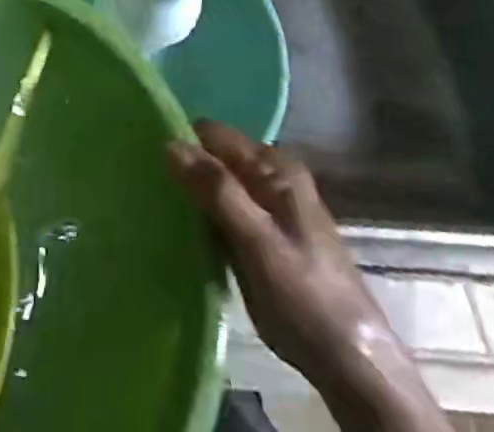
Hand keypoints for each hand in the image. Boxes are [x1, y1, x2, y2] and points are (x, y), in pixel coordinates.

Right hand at [168, 122, 450, 431]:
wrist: (348, 360)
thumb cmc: (303, 295)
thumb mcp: (256, 239)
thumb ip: (216, 189)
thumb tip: (170, 143)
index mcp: (275, 167)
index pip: (214, 134)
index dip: (181, 143)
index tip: (146, 162)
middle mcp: (272, 177)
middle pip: (214, 158)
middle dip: (183, 169)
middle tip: (145, 189)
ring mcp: (268, 207)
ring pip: (216, 186)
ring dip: (190, 195)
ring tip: (154, 208)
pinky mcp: (261, 235)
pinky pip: (222, 212)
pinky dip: (202, 218)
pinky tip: (179, 232)